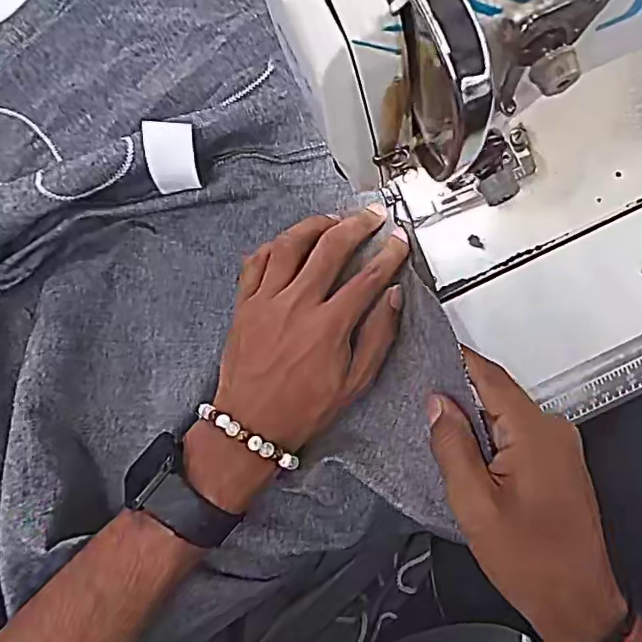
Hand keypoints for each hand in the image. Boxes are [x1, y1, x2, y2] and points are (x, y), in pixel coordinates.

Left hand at [186, 206, 410, 511]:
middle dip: (356, 225)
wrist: (252, 424)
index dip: (388, 254)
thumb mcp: (354, 383)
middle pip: (330, 248)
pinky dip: (274, 245)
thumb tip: (392, 299)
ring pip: (290, 245)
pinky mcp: (244, 304)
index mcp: (327, 327)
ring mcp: (266, 301)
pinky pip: (257, 261)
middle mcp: (296, 306)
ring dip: (314, 225)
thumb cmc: (301, 408)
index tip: (397, 242)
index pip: (367, 277)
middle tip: (370, 217)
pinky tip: (288, 241)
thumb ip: (377, 337)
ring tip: (332, 219)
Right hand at [427, 349, 627, 641]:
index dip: (457, 358)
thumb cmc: (531, 561)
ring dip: (475, 417)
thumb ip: (453, 446)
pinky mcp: (560, 463)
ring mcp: (561, 446)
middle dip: (460, 391)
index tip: (428, 346)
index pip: (490, 377)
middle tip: (421, 395)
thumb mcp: (475, 504)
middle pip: (498, 393)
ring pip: (507, 415)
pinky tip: (470, 453)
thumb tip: (437, 402)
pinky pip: (519, 433)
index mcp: (534, 432)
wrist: (578, 603)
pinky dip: (492, 435)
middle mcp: (554, 430)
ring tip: (439, 427)